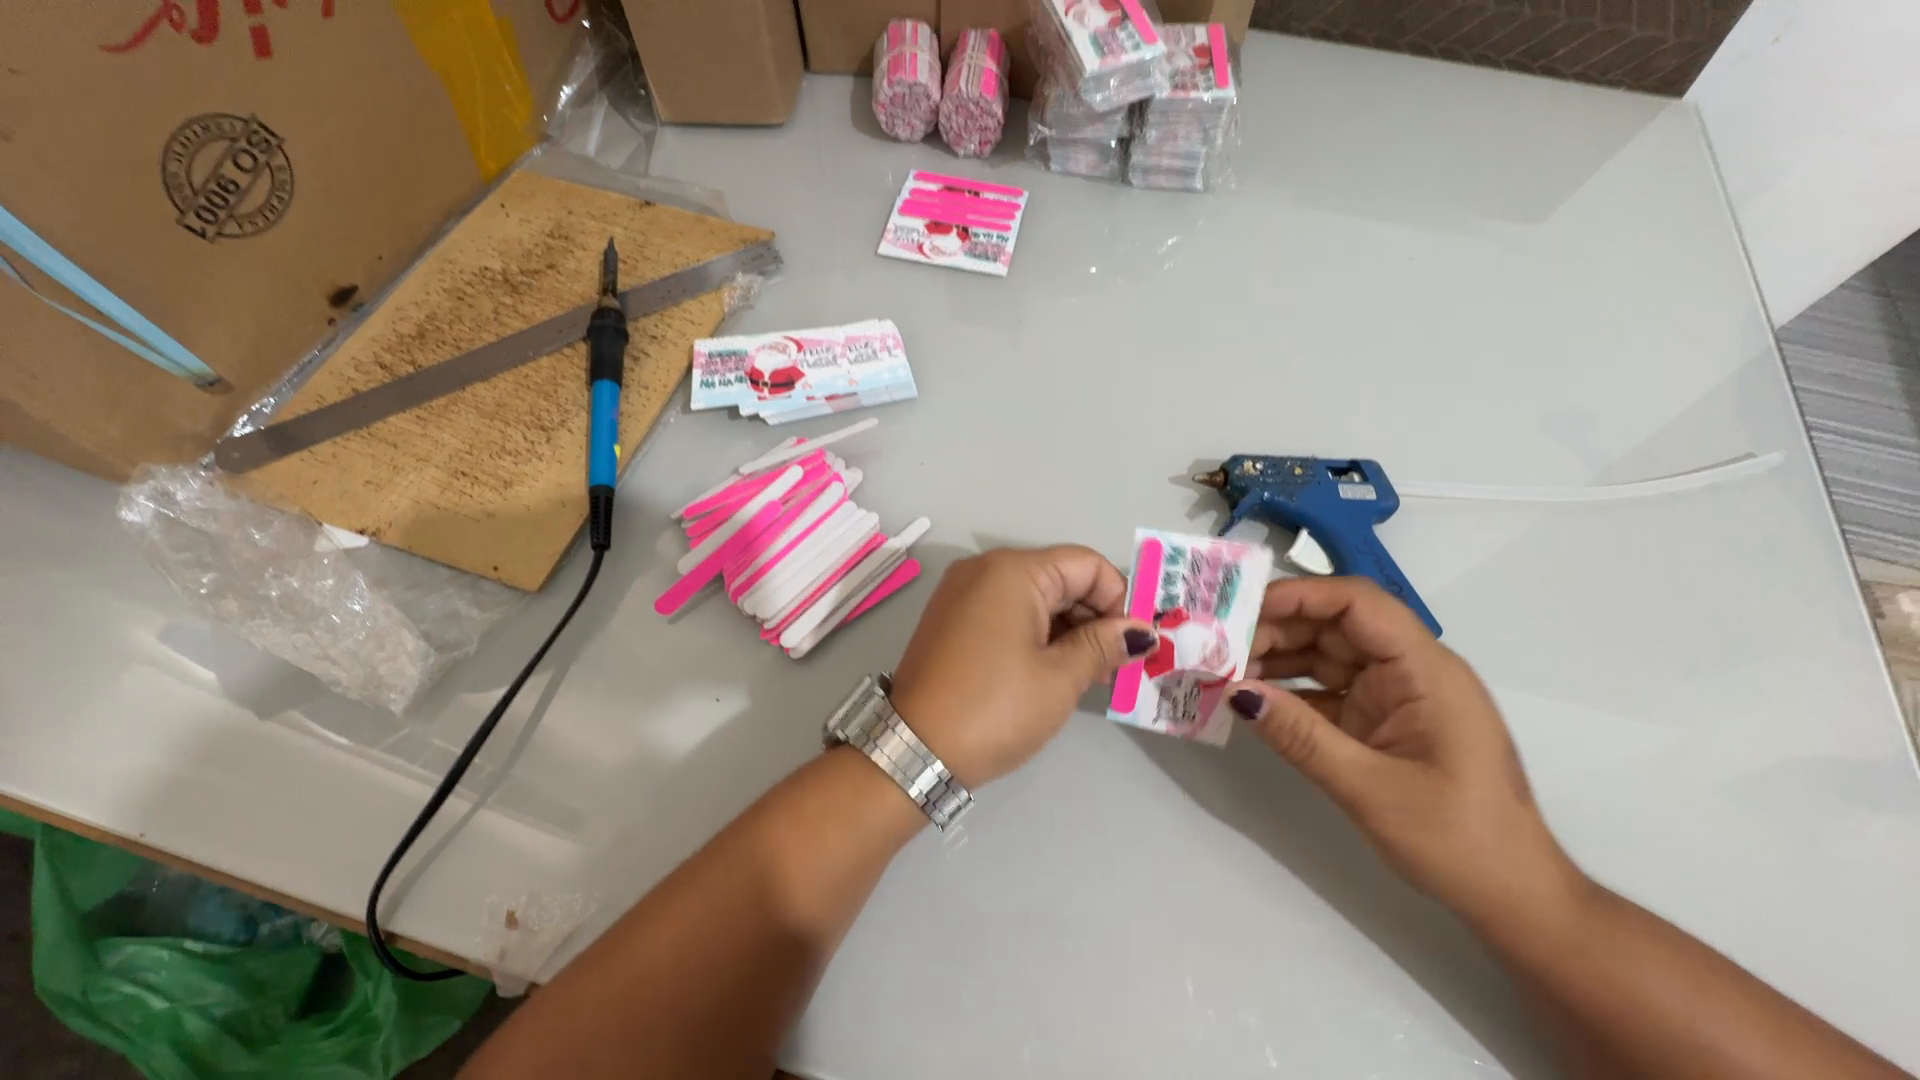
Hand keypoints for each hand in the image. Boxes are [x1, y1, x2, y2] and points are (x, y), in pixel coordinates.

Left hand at [890, 546, 1155, 787]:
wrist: (914, 750)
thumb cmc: (995, 709)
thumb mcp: (1060, 678)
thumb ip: (1104, 645)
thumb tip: (1141, 630)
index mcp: (1012, 571)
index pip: (1086, 564)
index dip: (1117, 600)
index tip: (1129, 645)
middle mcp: (984, 570)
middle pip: (1060, 577)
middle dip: (1093, 618)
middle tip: (1110, 669)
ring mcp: (962, 595)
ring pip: (1034, 598)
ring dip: (1067, 630)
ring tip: (1084, 677)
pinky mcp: (951, 621)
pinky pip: (1007, 613)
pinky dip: (1035, 635)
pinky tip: (1049, 672)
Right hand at [1224, 577, 1584, 926]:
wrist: (1513, 895)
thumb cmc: (1457, 839)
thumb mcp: (1369, 788)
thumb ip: (1300, 735)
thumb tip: (1236, 691)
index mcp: (1426, 670)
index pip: (1359, 604)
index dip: (1300, 596)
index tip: (1242, 611)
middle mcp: (1412, 671)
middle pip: (1337, 625)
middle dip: (1278, 629)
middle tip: (1220, 648)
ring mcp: (1398, 696)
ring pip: (1329, 655)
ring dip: (1279, 659)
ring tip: (1225, 670)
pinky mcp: (1384, 722)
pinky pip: (1331, 690)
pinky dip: (1292, 693)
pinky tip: (1253, 699)